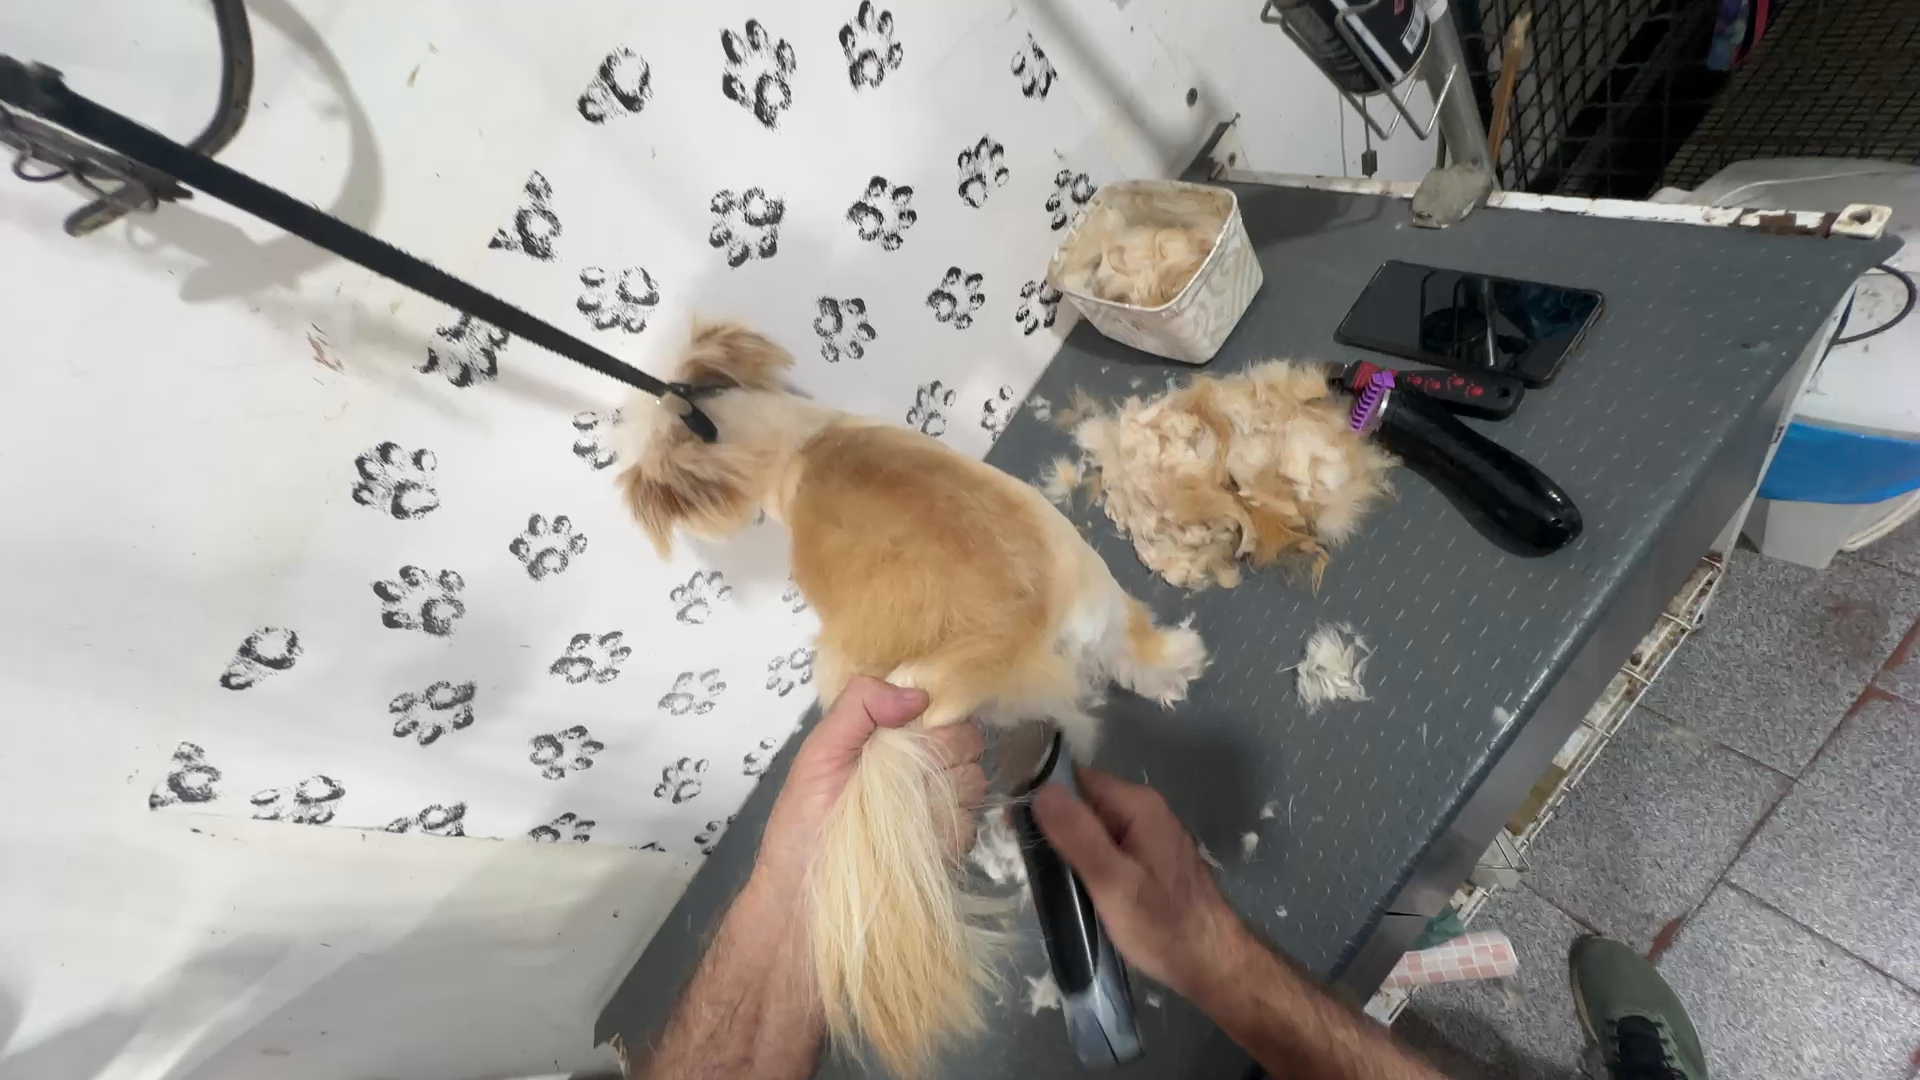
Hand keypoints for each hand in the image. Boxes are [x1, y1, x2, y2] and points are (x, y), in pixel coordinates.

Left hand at [751, 675, 986, 902]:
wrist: (802, 900)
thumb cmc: (804, 822)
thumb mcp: (820, 752)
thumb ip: (859, 705)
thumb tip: (919, 694)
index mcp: (893, 736)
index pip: (941, 707)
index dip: (935, 715)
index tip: (913, 729)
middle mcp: (923, 765)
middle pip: (967, 740)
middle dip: (941, 753)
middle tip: (902, 774)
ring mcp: (940, 806)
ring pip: (974, 780)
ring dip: (944, 793)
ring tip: (903, 810)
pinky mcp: (949, 845)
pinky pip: (970, 824)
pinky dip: (947, 830)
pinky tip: (917, 838)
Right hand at [1031, 768, 1252, 1005]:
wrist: (1216, 968)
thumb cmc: (1163, 926)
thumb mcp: (1113, 883)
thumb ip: (1078, 835)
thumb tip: (1041, 790)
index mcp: (1137, 803)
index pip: (1076, 779)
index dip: (1043, 797)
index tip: (1014, 824)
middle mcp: (1144, 808)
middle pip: (1084, 800)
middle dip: (1055, 824)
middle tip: (1031, 860)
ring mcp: (1149, 831)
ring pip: (1094, 823)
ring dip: (1070, 844)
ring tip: (1050, 877)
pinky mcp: (1150, 855)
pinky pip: (1108, 842)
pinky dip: (1088, 857)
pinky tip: (1077, 884)